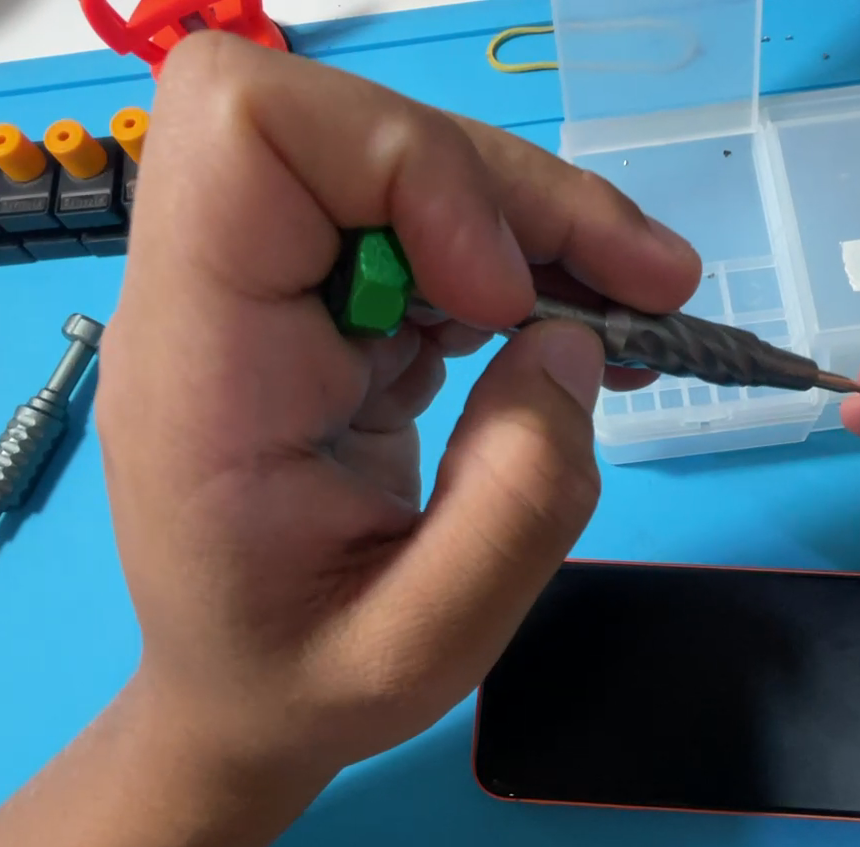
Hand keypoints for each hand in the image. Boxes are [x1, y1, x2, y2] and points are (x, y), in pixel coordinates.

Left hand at [98, 35, 699, 793]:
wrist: (241, 699)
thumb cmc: (308, 686)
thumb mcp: (428, 643)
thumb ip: (518, 504)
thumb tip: (575, 341)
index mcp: (205, 368)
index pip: (254, 134)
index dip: (409, 172)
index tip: (504, 297)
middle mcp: (223, 304)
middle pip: (359, 136)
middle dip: (521, 197)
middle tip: (654, 282)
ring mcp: (276, 307)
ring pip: (412, 179)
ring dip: (541, 230)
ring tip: (648, 306)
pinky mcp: (327, 326)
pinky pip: (430, 246)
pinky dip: (524, 274)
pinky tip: (586, 335)